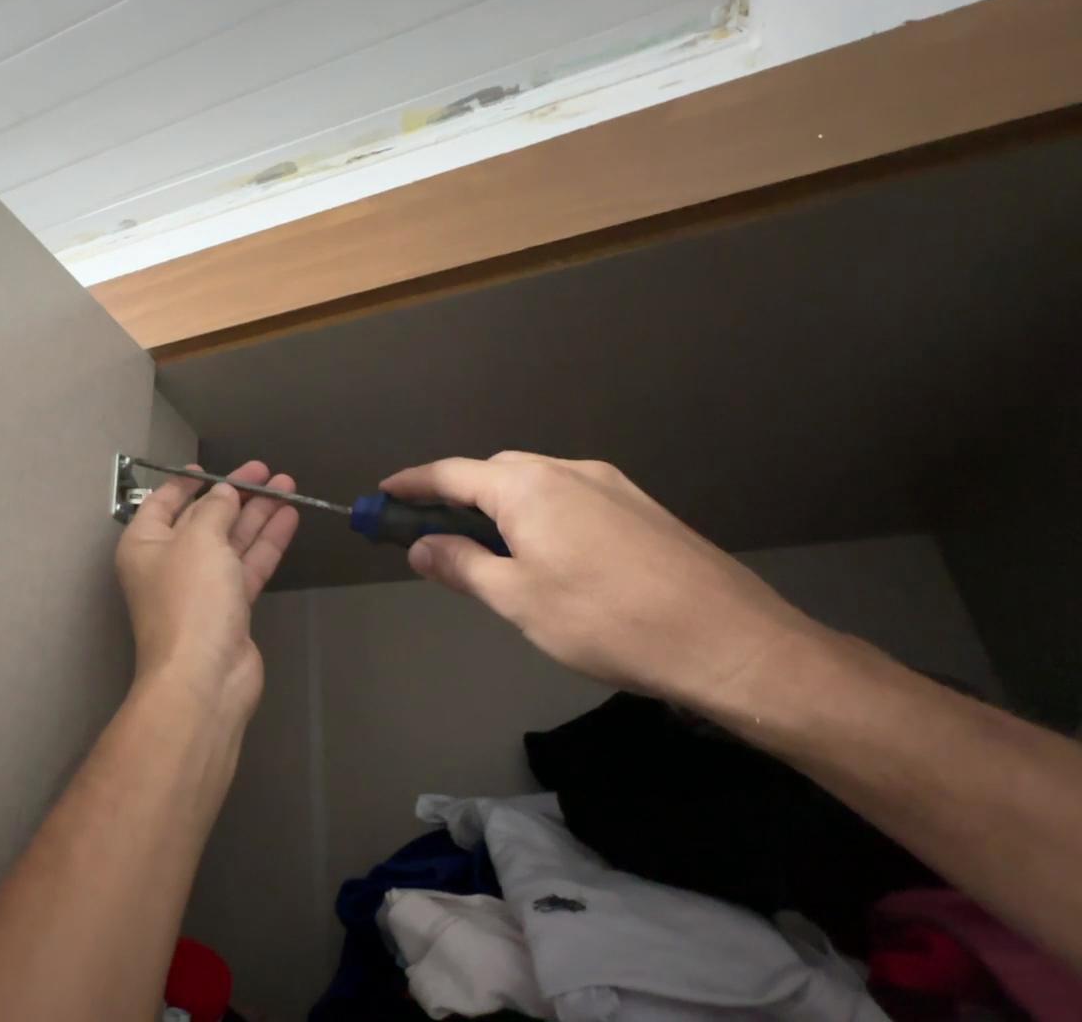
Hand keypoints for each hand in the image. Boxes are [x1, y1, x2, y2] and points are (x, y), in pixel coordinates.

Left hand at [115, 462, 299, 720]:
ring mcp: (200, 588)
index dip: (184, 483)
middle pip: (204, 519)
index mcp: (144, 545)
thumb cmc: (189, 601)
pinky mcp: (229, 608)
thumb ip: (214, 510)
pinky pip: (248, 566)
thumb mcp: (199, 541)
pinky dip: (267, 542)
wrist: (203, 677)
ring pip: (231, 542)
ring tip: (288, 487)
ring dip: (258, 515)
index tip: (207, 467)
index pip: (162, 504)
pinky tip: (288, 519)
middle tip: (266, 472)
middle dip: (235, 495)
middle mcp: (169, 564)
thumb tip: (223, 493)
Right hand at [382, 452, 824, 706]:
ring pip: (535, 483)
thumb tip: (420, 547)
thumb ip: (460, 565)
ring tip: (488, 552)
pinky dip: (538, 514)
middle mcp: (569, 470)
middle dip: (456, 496)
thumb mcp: (515, 599)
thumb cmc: (605, 621)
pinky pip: (570, 497)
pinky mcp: (641, 508)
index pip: (451, 474)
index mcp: (529, 486)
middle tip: (433, 535)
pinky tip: (546, 555)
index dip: (411, 485)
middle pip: (494, 472)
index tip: (382, 496)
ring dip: (499, 506)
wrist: (730, 643)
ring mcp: (612, 485)